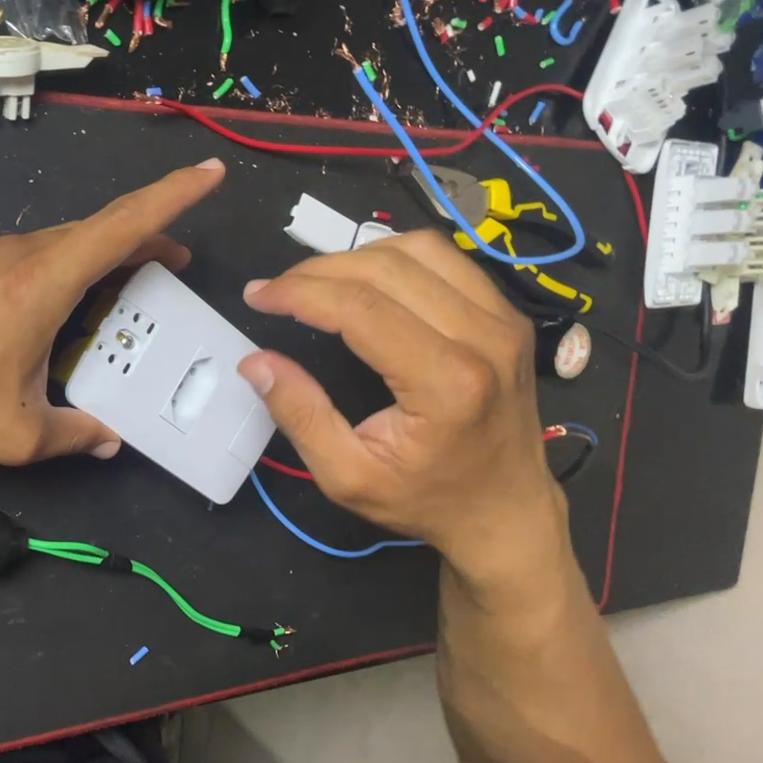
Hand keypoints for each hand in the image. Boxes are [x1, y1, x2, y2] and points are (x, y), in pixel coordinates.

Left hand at [0, 159, 225, 464]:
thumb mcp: (19, 433)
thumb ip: (74, 433)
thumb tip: (108, 440)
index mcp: (42, 285)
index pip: (121, 226)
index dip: (172, 197)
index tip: (210, 172)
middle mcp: (20, 258)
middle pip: (98, 230)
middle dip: (146, 239)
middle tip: (176, 268)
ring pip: (67, 241)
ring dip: (106, 254)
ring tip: (132, 286)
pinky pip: (39, 256)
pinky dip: (72, 267)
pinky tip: (73, 302)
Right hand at [237, 231, 567, 580]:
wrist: (506, 512)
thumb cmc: (424, 501)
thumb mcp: (347, 476)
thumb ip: (301, 416)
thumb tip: (255, 363)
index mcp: (446, 383)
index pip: (361, 308)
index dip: (300, 293)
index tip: (257, 297)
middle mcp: (484, 338)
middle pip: (387, 269)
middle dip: (317, 270)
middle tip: (275, 290)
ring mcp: (503, 320)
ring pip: (420, 250)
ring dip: (356, 256)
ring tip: (314, 283)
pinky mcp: (507, 314)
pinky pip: (446, 260)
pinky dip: (394, 259)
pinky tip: (362, 280)